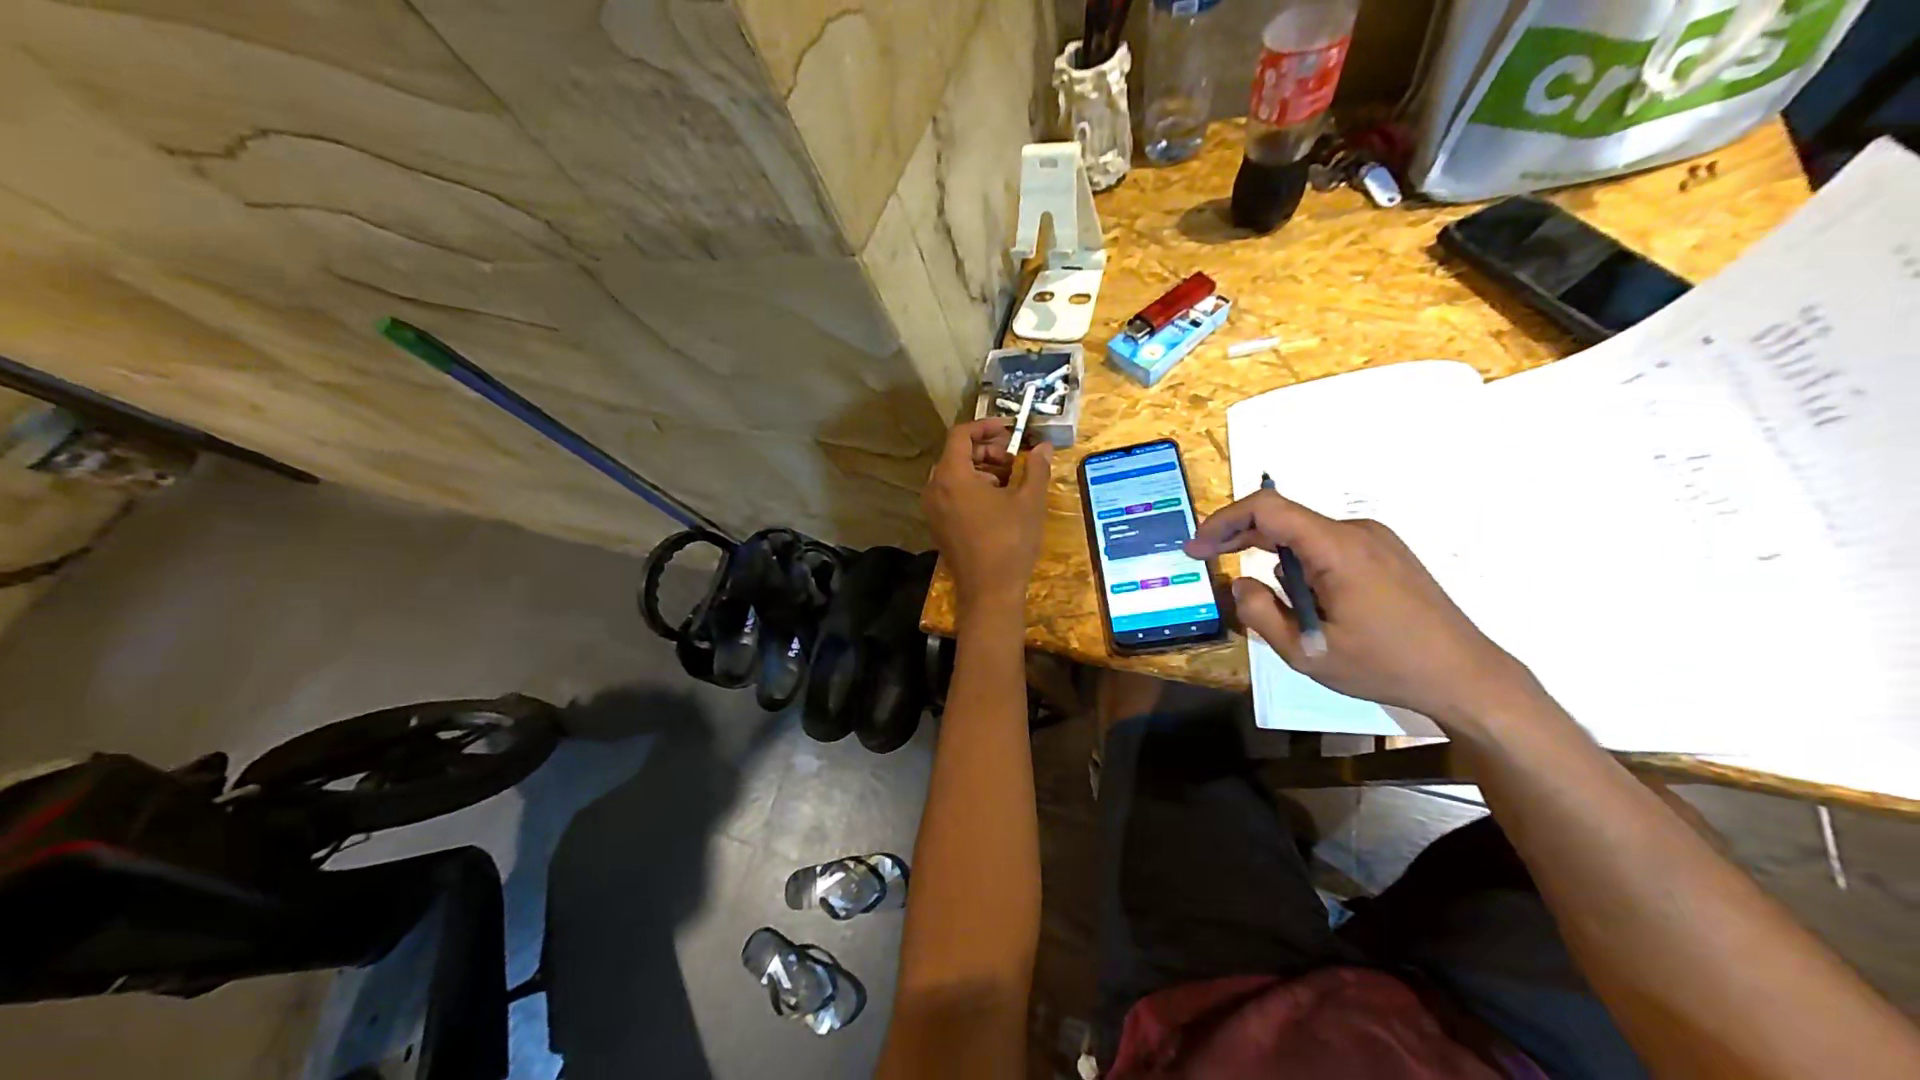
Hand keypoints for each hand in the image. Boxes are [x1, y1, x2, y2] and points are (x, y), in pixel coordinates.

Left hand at [923, 419, 1054, 616]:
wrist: (989, 592)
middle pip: (956, 454)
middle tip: (1014, 458)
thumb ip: (1036, 468)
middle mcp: (935, 489)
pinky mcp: (938, 526)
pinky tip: (997, 500)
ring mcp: (933, 509)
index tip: (1010, 430)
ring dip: (981, 469)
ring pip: (954, 474)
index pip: (961, 435)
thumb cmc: (1010, 542)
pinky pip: (951, 494)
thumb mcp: (1029, 501)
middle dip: (986, 450)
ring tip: (1010, 480)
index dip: (985, 426)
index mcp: (952, 476)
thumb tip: (1044, 447)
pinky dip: (971, 487)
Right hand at [1184, 490, 1538, 724]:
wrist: (1466, 676)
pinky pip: (1327, 545)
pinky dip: (1300, 562)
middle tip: (1206, 559)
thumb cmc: (1385, 665)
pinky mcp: (1386, 553)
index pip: (1267, 509)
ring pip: (1304, 534)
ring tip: (1264, 596)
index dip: (1223, 521)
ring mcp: (1375, 540)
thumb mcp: (1307, 653)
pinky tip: (1301, 597)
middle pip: (1283, 518)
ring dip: (1272, 555)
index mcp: (1337, 548)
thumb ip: (1261, 614)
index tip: (1198, 547)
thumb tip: (1239, 584)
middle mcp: (1356, 531)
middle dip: (1239, 536)